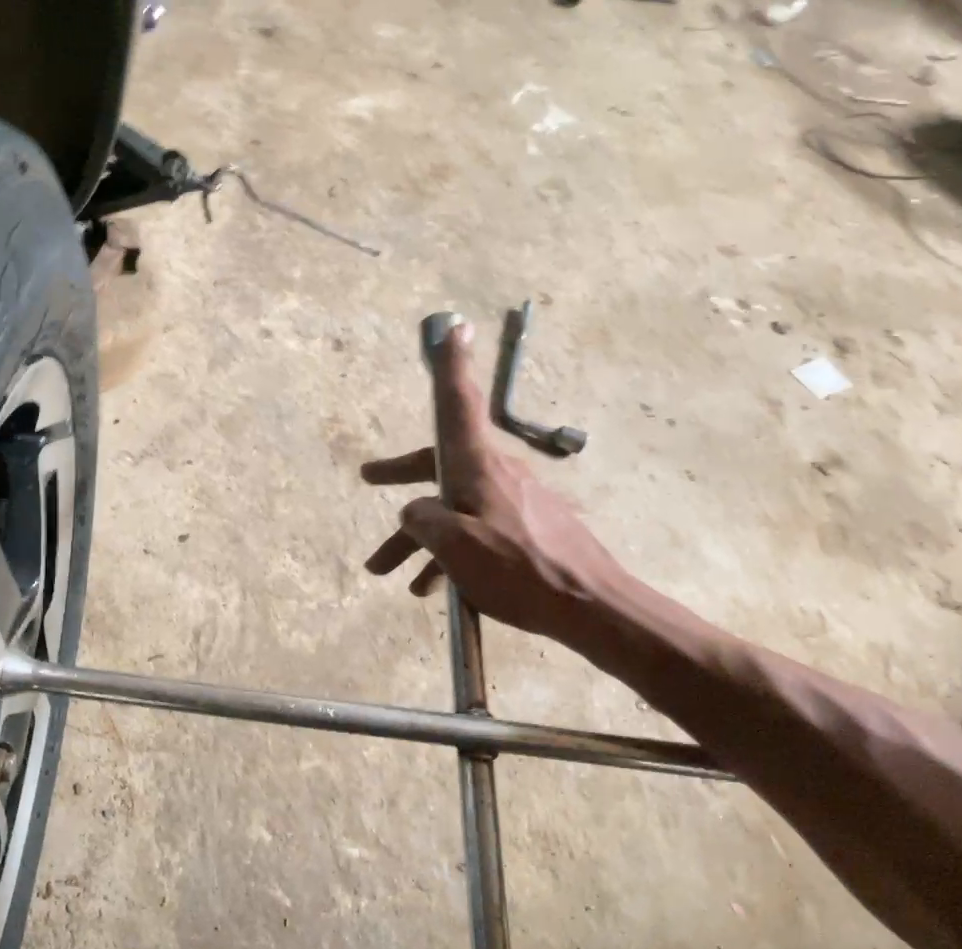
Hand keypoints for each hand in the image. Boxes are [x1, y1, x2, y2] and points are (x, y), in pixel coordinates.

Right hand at [361, 321, 630, 640]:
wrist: (592, 608)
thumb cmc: (519, 571)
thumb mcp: (456, 547)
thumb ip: (423, 521)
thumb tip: (413, 510)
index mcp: (478, 469)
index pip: (457, 407)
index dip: (450, 368)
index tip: (452, 327)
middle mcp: (495, 477)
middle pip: (438, 464)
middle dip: (401, 474)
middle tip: (369, 477)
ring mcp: (513, 504)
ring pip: (451, 509)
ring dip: (415, 539)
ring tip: (385, 571)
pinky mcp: (524, 531)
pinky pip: (473, 533)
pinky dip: (447, 555)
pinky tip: (432, 589)